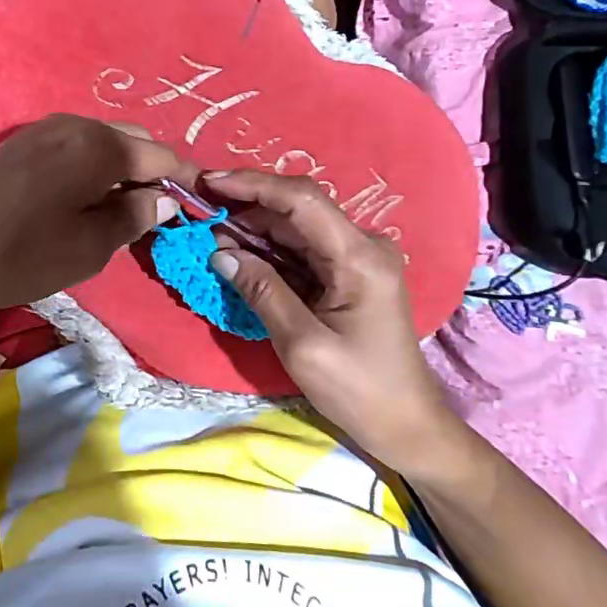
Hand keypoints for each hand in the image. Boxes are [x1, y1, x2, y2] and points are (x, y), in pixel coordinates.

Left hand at [0, 114, 198, 324]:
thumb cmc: (19, 253)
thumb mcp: (89, 247)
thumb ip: (133, 217)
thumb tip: (162, 199)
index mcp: (101, 145)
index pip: (161, 155)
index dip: (184, 180)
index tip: (197, 205)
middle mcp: (76, 124)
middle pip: (133, 140)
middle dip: (152, 171)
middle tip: (157, 213)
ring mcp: (44, 130)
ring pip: (102, 142)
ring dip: (121, 169)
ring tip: (123, 209)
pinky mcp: (20, 144)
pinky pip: (75, 147)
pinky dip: (93, 168)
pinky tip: (86, 198)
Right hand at [204, 169, 466, 474]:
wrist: (406, 423)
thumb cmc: (359, 389)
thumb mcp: (301, 344)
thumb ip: (262, 291)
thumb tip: (221, 253)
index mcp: (359, 256)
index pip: (301, 199)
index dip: (253, 184)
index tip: (209, 183)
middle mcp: (362, 245)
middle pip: (297, 209)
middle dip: (247, 206)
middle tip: (201, 212)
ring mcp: (358, 258)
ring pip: (297, 227)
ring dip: (254, 228)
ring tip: (211, 233)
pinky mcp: (349, 274)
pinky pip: (303, 249)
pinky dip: (270, 249)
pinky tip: (240, 252)